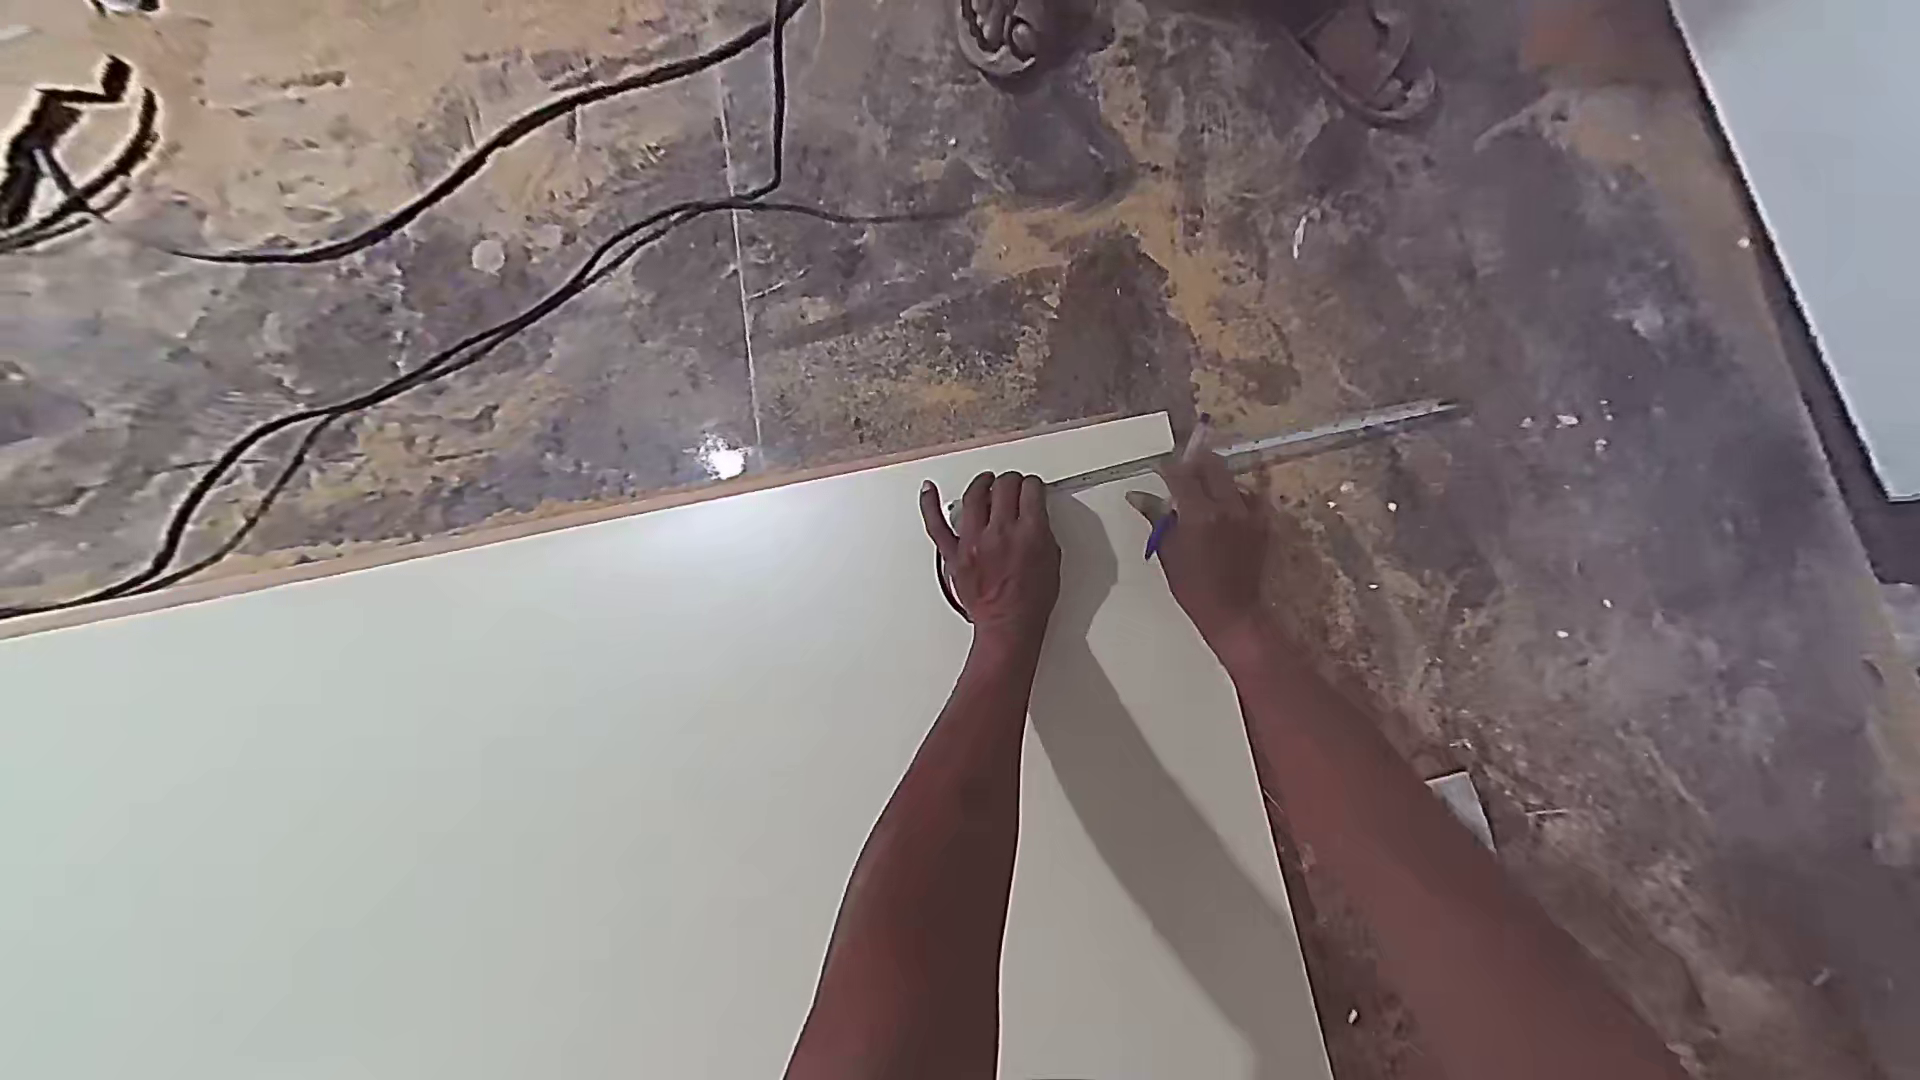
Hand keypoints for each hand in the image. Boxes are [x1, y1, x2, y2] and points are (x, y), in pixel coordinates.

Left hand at [921, 471, 1061, 648]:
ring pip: (973, 496)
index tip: (1032, 488)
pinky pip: (936, 524)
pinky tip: (929, 490)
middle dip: (1012, 481)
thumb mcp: (1051, 559)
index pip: (1031, 490)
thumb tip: (1033, 516)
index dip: (1033, 485)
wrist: (1007, 625)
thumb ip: (1041, 531)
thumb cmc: (1030, 602)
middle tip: (1013, 485)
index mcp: (1029, 532)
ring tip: (986, 482)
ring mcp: (973, 541)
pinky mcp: (954, 553)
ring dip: (982, 483)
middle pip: (1004, 487)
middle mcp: (1000, 532)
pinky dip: (929, 504)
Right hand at [1127, 429, 1270, 656]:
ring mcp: (1250, 513)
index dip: (1168, 468)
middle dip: (1195, 463)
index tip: (1158, 468)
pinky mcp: (1264, 522)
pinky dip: (1233, 496)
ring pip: (1231, 479)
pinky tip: (1223, 509)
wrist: (1233, 610)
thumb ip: (1156, 516)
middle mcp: (1228, 506)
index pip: (1181, 475)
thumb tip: (1136, 495)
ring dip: (1215, 479)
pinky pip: (1248, 496)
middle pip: (1212, 466)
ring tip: (1202, 493)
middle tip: (1182, 471)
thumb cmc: (1192, 585)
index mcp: (1199, 514)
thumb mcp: (1167, 550)